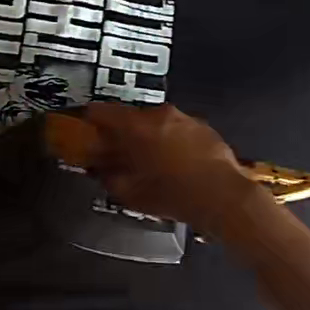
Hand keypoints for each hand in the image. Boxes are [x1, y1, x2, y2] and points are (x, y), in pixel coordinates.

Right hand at [80, 102, 268, 233]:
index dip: (89, 121)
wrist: (224, 197)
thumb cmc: (175, 195)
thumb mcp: (131, 193)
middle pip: (130, 118)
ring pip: (155, 124)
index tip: (85, 132)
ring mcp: (185, 119)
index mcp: (137, 126)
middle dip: (120, 135)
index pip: (102, 111)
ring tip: (146, 164)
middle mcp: (161, 115)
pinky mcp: (204, 129)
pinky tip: (172, 166)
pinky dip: (169, 143)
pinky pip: (176, 131)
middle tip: (115, 156)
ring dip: (147, 139)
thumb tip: (100, 170)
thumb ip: (109, 177)